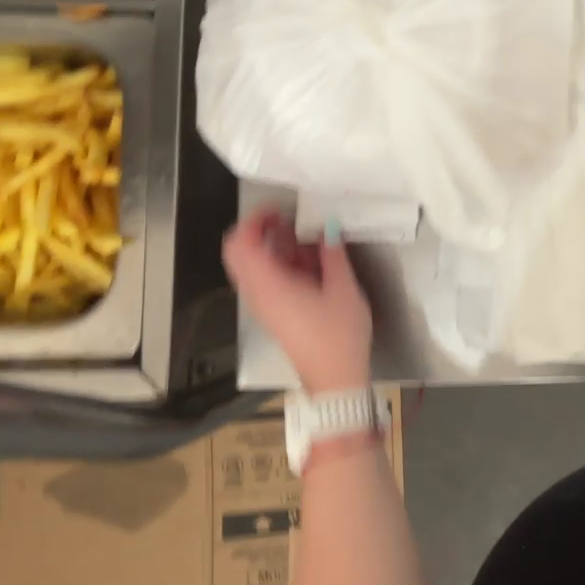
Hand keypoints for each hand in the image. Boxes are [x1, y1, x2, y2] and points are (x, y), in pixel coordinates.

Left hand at [223, 209, 372, 393]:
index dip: (253, 221)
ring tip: (313, 238)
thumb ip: (333, 254)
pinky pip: (271, 279)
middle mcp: (259, 293)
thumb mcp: (343, 289)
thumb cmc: (338, 335)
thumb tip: (329, 229)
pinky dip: (287, 264)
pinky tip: (316, 261)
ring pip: (260, 265)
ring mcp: (266, 304)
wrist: (335, 375)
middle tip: (295, 219)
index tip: (278, 208)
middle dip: (267, 231)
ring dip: (280, 247)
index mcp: (269, 285)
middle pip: (246, 253)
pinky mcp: (277, 312)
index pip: (240, 245)